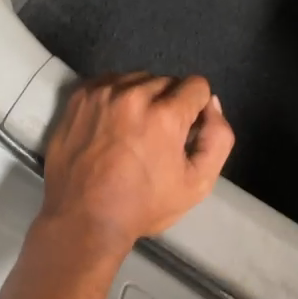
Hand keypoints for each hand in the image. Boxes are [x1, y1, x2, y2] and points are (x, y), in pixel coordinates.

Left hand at [38, 74, 235, 252]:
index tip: (184, 131)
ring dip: (142, 97)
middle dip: (169, 104)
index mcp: (165, 114)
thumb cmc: (143, 206)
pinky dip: (115, 96)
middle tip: (157, 136)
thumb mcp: (198, 183)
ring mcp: (102, 93)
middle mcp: (133, 94)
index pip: (197, 86)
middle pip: (167, 81)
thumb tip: (212, 104)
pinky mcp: (79, 96)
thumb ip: (218, 138)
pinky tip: (111, 124)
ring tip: (132, 130)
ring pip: (137, 79)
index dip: (196, 109)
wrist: (83, 219)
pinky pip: (109, 82)